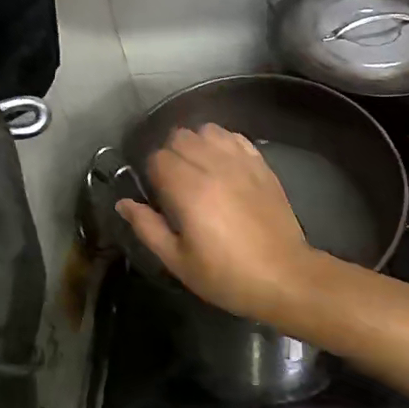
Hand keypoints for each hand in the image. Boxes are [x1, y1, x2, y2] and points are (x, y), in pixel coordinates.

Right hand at [115, 124, 325, 321]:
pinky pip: (234, 136)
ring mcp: (241, 162)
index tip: (158, 195)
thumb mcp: (178, 261)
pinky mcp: (261, 164)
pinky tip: (222, 164)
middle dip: (170, 155)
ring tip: (198, 169)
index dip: (151, 174)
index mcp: (189, 190)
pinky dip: (221, 142)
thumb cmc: (226, 275)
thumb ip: (147, 227)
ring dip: (196, 144)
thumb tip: (123, 203)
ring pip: (206, 130)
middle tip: (175, 184)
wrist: (285, 277)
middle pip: (179, 137)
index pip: (158, 157)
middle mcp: (213, 166)